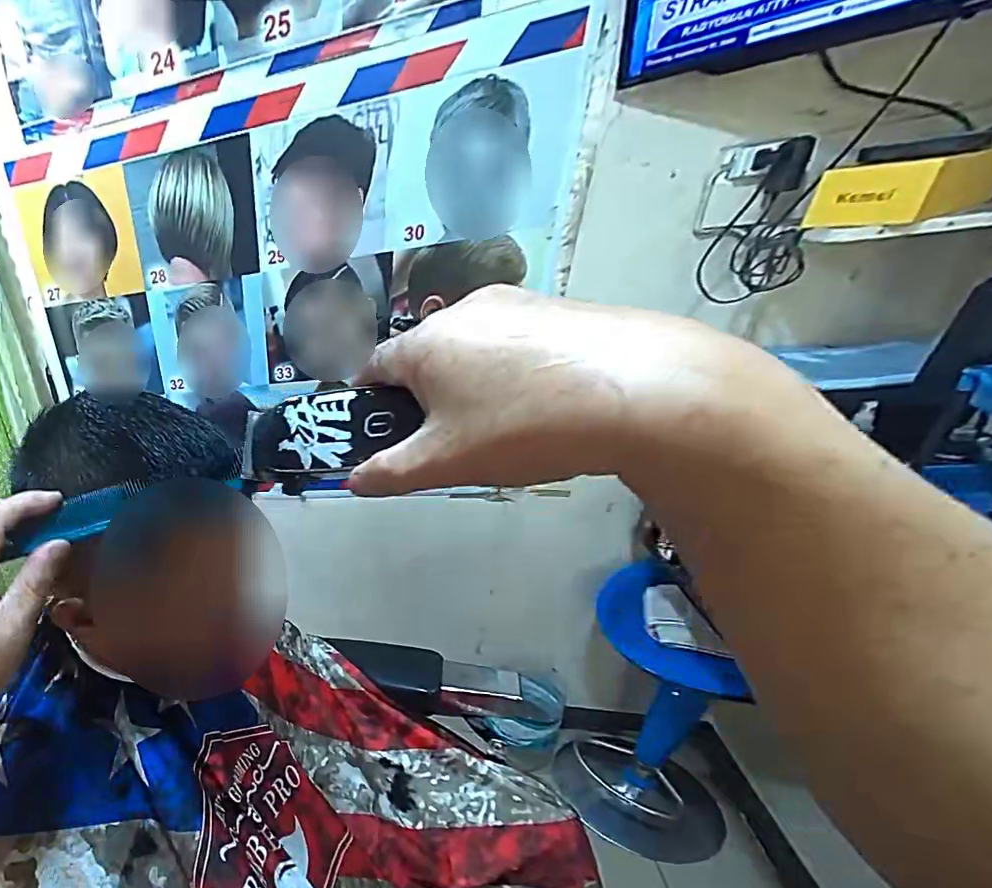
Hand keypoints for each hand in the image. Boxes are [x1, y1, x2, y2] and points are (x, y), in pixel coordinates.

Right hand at [348, 286, 815, 495]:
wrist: (638, 391)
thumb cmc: (521, 427)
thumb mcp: (446, 462)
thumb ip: (391, 472)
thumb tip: (353, 481)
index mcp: (425, 343)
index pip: (374, 366)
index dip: (370, 402)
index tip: (385, 432)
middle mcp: (463, 310)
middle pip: (424, 357)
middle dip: (425, 397)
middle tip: (450, 441)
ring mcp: (515, 303)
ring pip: (471, 349)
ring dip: (470, 385)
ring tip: (504, 427)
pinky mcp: (559, 307)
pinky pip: (515, 344)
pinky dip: (513, 372)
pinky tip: (543, 404)